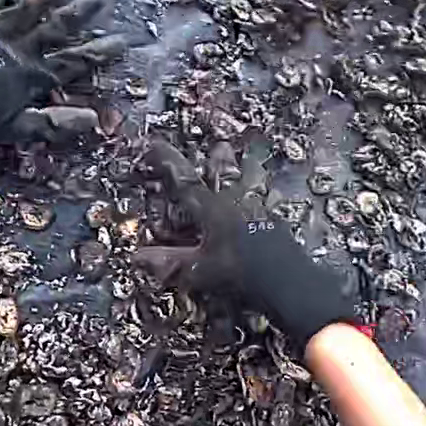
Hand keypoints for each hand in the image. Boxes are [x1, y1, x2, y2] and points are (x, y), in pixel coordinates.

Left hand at [0, 0, 123, 152]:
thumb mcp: (18, 127)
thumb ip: (54, 122)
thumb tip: (92, 120)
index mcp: (34, 76)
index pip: (75, 63)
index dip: (99, 53)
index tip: (121, 41)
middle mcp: (21, 48)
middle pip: (57, 28)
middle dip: (81, 13)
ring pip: (29, 7)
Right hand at [137, 140, 358, 356]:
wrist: (289, 281)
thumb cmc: (238, 272)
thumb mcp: (198, 270)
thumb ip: (169, 262)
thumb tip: (136, 257)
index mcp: (211, 209)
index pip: (183, 180)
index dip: (166, 161)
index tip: (151, 144)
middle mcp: (234, 202)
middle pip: (222, 172)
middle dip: (216, 158)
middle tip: (217, 144)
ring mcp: (259, 210)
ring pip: (250, 182)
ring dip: (246, 172)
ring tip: (249, 160)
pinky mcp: (276, 223)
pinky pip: (268, 202)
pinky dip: (266, 198)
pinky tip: (271, 197)